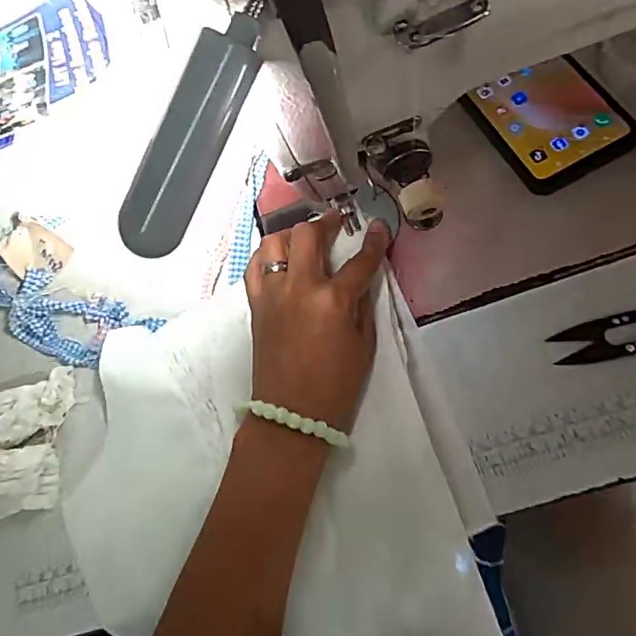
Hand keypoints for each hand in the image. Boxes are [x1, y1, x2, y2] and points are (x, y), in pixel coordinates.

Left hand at [244, 216, 390, 432]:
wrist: (291, 412)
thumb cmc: (336, 384)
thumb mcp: (364, 344)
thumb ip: (363, 304)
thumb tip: (361, 278)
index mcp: (333, 301)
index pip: (360, 261)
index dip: (374, 241)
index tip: (379, 227)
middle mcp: (299, 288)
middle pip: (308, 235)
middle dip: (326, 223)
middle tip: (337, 224)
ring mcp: (272, 294)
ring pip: (274, 243)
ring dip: (292, 235)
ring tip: (305, 239)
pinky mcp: (256, 304)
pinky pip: (256, 266)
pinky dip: (268, 255)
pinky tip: (280, 259)